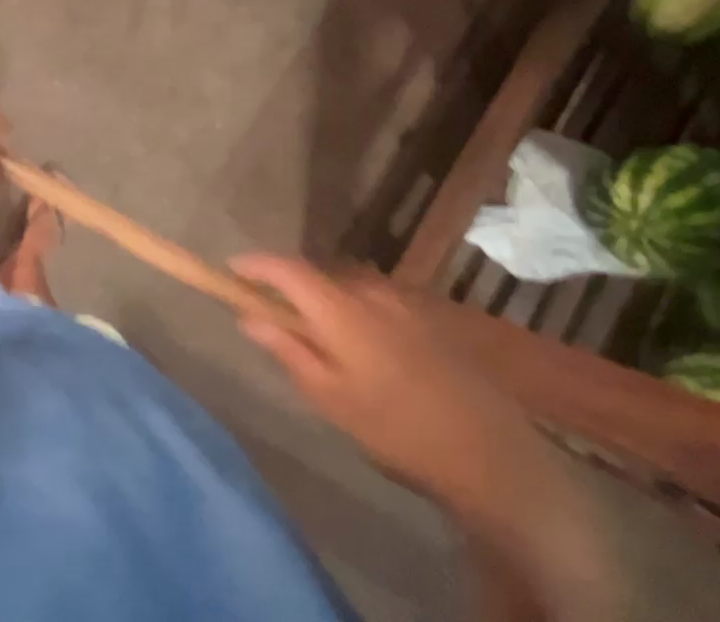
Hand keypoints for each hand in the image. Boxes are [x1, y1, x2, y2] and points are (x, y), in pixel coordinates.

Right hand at [230, 254, 551, 511]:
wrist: (489, 453)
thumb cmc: (396, 429)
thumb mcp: (329, 397)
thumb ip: (287, 350)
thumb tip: (248, 316)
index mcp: (342, 310)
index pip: (288, 270)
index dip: (256, 265)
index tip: (231, 270)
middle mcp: (372, 294)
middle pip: (317, 276)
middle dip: (288, 288)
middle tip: (268, 317)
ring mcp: (405, 305)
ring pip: (347, 290)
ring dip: (322, 302)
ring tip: (314, 340)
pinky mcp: (428, 320)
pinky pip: (374, 303)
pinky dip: (352, 313)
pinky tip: (359, 352)